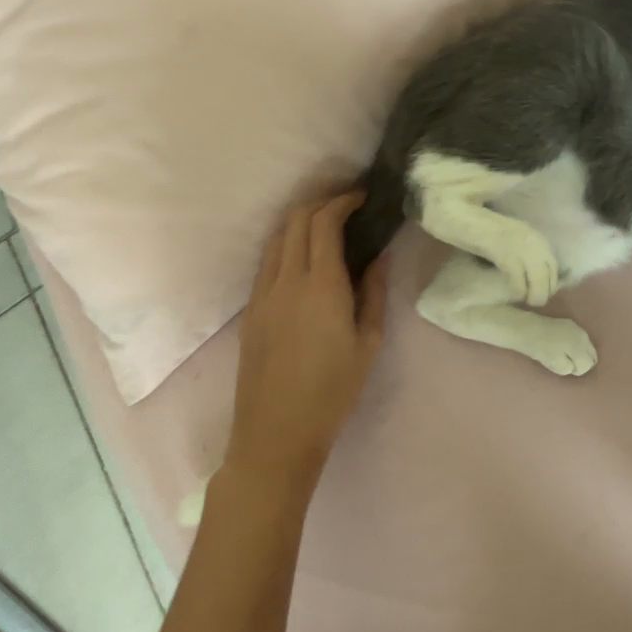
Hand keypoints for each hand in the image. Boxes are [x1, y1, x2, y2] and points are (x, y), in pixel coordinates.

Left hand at [225, 192, 388, 491]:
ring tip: (328, 224)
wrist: (276, 434)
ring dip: (301, 221)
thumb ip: (374, 291)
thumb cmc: (334, 390)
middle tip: (349, 204)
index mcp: (320, 286)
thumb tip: (380, 255)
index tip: (364, 197)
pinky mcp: (251, 311)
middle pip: (296, 221)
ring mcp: (262, 295)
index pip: (324, 223)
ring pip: (277, 239)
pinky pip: (268, 263)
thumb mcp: (369, 341)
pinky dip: (287, 245)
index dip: (343, 201)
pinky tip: (306, 257)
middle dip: (322, 202)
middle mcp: (286, 281)